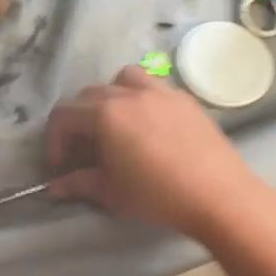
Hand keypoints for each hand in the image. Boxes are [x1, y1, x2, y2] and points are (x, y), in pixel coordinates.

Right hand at [45, 66, 273, 235]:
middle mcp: (128, 95)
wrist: (221, 196)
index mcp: (104, 114)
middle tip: (85, 150)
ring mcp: (160, 93)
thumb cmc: (158, 195)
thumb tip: (54, 187)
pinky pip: (154, 87)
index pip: (63, 116)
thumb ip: (78, 184)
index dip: (55, 140)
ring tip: (116, 123)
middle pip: (88, 95)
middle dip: (78, 120)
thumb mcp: (111, 193)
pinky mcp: (185, 100)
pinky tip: (149, 126)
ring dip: (110, 96)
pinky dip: (142, 98)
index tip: (61, 165)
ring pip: (122, 79)